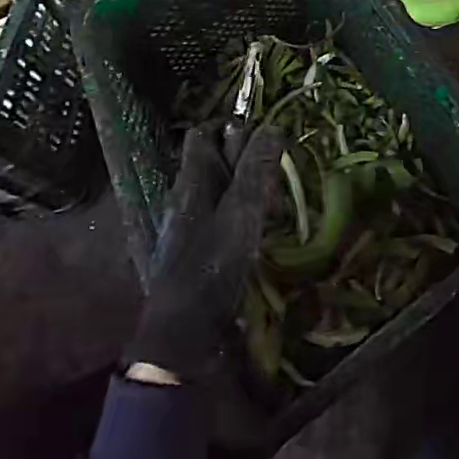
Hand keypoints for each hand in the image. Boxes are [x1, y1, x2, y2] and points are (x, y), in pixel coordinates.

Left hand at [125, 123, 286, 381]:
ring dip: (245, 186)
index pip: (203, 133)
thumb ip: (255, 169)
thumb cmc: (212, 265)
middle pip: (213, 160)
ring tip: (276, 199)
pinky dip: (240, 213)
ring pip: (218, 189)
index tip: (263, 129)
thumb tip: (272, 126)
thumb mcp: (241, 212)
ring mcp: (187, 224)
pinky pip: (219, 216)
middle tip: (276, 166)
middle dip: (244, 157)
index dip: (230, 124)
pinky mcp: (195, 250)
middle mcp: (185, 196)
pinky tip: (259, 229)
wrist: (183, 334)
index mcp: (192, 180)